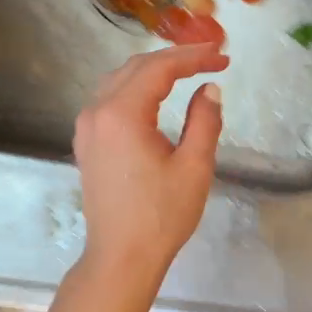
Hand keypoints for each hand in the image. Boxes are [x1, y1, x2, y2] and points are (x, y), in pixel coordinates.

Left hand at [72, 43, 225, 285]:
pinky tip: (159, 95)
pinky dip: (138, 88)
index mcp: (123, 114)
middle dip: (175, 58)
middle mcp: (97, 112)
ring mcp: (88, 127)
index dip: (193, 58)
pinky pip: (111, 100)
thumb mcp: (195, 167)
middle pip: (136, 68)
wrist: (123, 254)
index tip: (224, 57)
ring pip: (120, 81)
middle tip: (212, 59)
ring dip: (155, 71)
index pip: (159, 69)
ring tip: (189, 71)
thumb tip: (210, 90)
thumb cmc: (163, 214)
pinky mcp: (89, 142)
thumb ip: (204, 122)